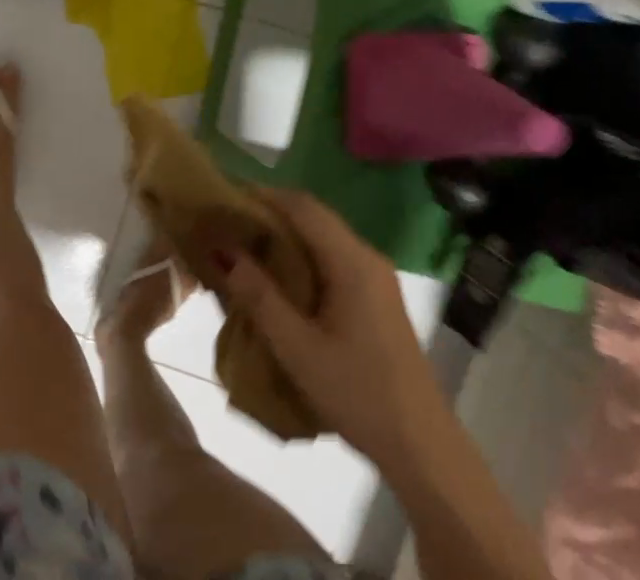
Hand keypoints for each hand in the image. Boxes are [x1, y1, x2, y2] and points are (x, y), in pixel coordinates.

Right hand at [216, 188, 449, 465]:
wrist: (420, 444)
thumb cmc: (357, 392)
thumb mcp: (296, 346)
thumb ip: (258, 295)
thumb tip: (224, 250)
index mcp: (351, 262)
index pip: (302, 206)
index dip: (260, 195)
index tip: (220, 197)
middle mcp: (367, 259)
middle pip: (312, 218)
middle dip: (266, 215)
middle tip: (221, 225)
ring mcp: (375, 280)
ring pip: (320, 241)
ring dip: (280, 239)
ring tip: (237, 250)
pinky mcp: (374, 300)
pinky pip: (329, 262)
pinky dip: (297, 260)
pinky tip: (272, 281)